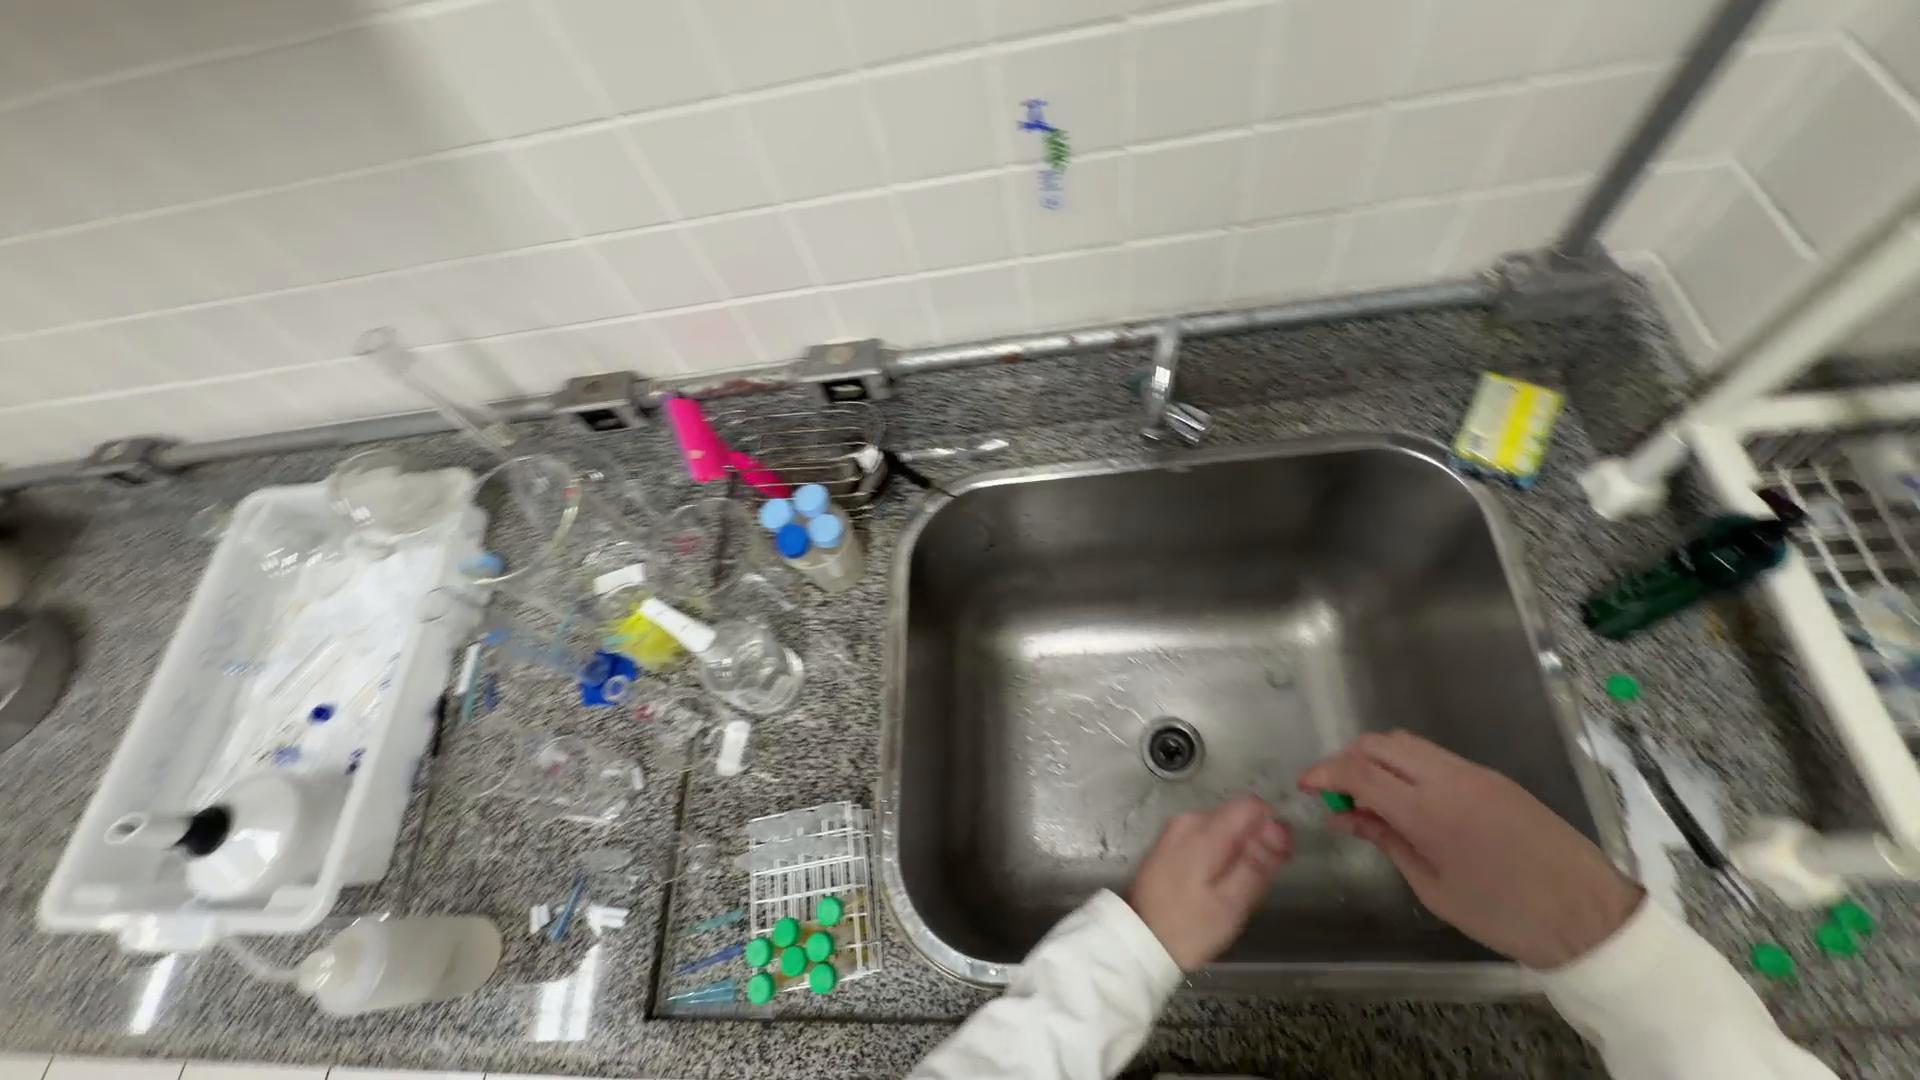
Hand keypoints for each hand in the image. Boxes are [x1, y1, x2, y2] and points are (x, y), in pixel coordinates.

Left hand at [1127, 795, 1292, 969]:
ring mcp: (1176, 830)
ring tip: (1234, 891)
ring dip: (1238, 853)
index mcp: (1204, 831)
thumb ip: (1257, 862)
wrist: (1140, 939)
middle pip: (1237, 817)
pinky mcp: (1170, 843)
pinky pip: (1206, 839)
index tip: (1278, 859)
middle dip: (1255, 844)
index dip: (1272, 827)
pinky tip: (1215, 887)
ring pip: (1224, 829)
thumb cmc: (1189, 927)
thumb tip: (1279, 827)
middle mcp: (1188, 820)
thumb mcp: (1231, 903)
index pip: (1251, 805)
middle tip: (1255, 886)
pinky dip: (1219, 856)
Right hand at [1301, 732, 1643, 970]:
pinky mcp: (1492, 776)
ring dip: (1376, 757)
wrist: (1592, 918)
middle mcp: (1448, 780)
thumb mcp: (1433, 888)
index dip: (1324, 772)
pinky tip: (1406, 795)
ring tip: (1369, 793)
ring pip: (1405, 742)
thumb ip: (1385, 840)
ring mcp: (1473, 773)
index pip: (1358, 771)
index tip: (1306, 787)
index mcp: (1429, 813)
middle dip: (1346, 760)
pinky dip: (1405, 763)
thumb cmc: (1505, 916)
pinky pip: (1433, 754)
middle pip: (1377, 744)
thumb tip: (1343, 814)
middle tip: (1336, 792)